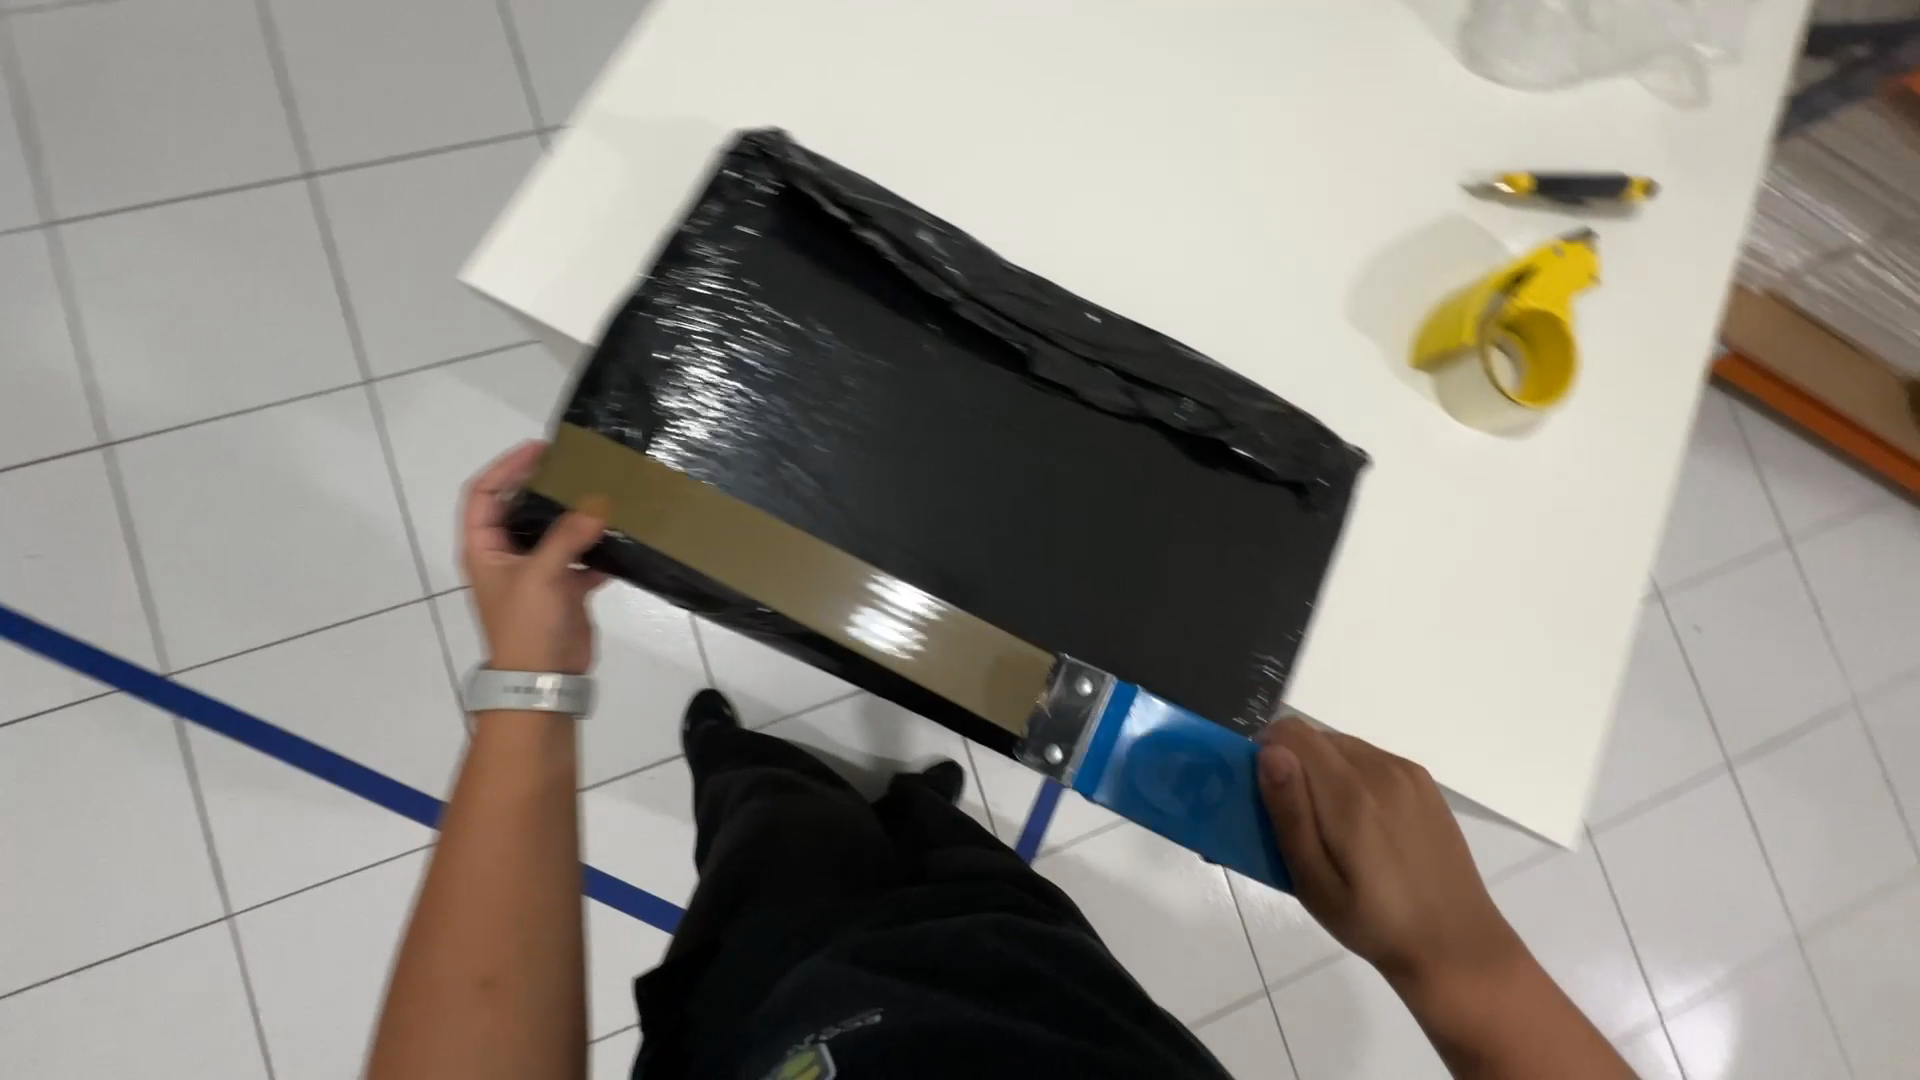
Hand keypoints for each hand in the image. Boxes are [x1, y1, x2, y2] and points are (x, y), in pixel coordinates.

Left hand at [461, 442, 609, 674]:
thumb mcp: (540, 576)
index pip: (485, 494)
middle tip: (578, 466)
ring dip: (577, 515)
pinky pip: (583, 558)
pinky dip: (600, 549)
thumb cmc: (525, 625)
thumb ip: (567, 537)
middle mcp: (508, 554)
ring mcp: (538, 571)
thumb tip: (598, 506)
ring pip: (556, 531)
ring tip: (604, 494)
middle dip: (546, 486)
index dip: (506, 468)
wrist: (544, 678)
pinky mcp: (565, 588)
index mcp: (485, 547)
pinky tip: (621, 540)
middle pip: (522, 508)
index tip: (540, 449)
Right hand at [1256, 716, 1525, 995]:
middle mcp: (1380, 770)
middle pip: (1315, 737)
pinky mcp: (1424, 783)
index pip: (1291, 731)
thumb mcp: (1312, 880)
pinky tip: (1364, 821)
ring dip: (1322, 768)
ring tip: (1331, 821)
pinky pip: (1370, 757)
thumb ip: (1289, 812)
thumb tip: (1270, 752)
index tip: (1265, 791)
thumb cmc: (1372, 920)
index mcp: (1349, 794)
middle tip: (1295, 815)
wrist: (1456, 947)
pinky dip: (1352, 774)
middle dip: (1293, 764)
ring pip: (1342, 745)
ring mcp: (1407, 774)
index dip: (1266, 751)